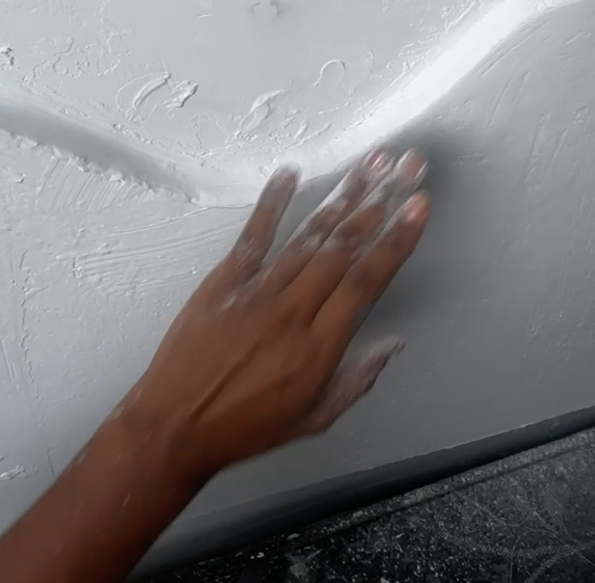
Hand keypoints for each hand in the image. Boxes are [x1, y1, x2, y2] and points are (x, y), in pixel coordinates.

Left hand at [117, 148, 430, 484]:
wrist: (176, 424)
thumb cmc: (248, 426)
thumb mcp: (314, 419)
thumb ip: (357, 379)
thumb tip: (394, 343)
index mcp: (320, 346)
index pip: (367, 280)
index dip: (396, 240)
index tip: (418, 206)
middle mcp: (293, 310)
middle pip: (342, 248)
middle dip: (376, 204)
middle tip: (401, 169)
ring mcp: (257, 291)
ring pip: (307, 236)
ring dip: (340, 198)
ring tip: (367, 167)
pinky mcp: (224, 281)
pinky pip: (253, 236)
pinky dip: (272, 203)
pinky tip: (290, 175)